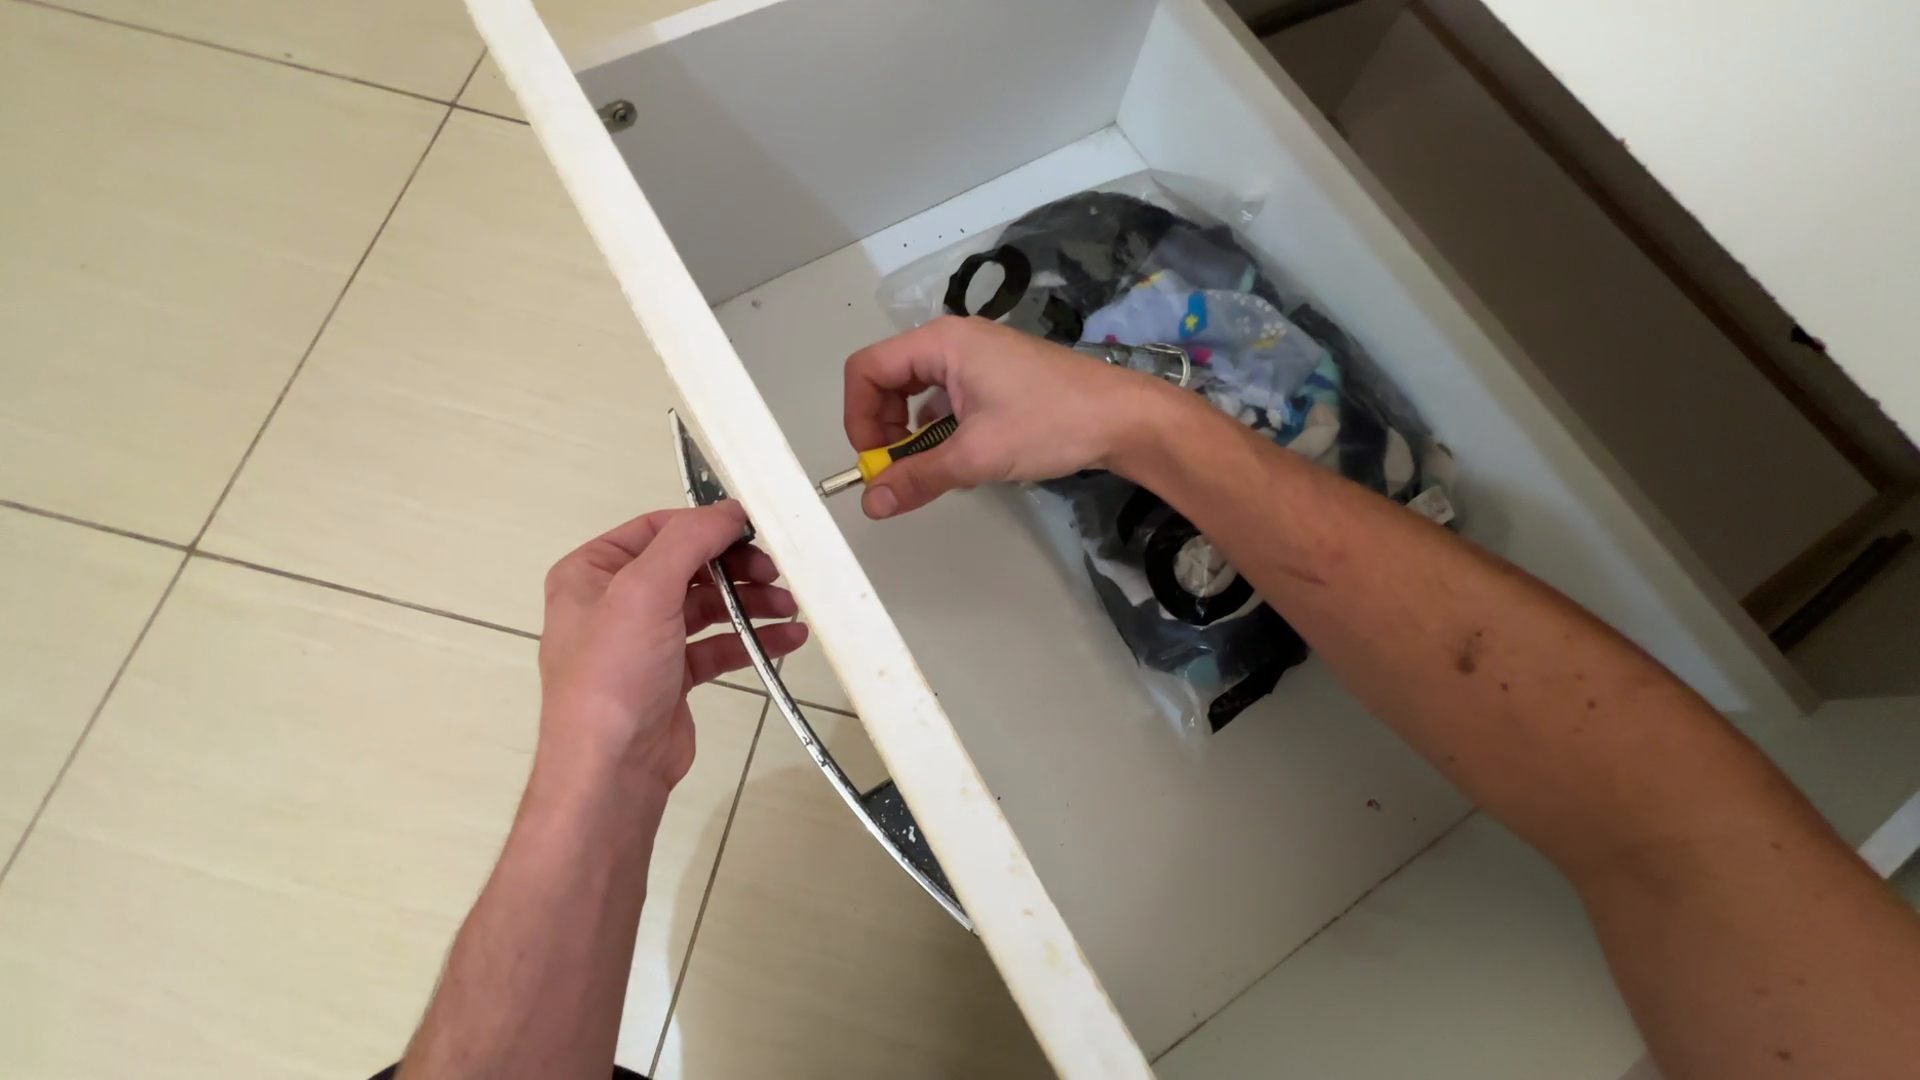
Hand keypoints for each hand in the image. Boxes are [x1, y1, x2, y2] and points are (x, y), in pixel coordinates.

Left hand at [537, 503, 807, 789]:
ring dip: (751, 605)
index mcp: (593, 572)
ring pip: (709, 606)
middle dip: (738, 571)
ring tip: (789, 610)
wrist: (612, 769)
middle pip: (691, 566)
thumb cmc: (613, 678)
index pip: (659, 530)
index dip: (706, 527)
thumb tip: (728, 510)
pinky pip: (718, 644)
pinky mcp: (672, 673)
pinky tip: (786, 639)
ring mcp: (645, 639)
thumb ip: (688, 541)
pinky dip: (751, 639)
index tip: (753, 531)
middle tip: (775, 574)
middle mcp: (616, 602)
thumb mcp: (644, 593)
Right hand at [843, 315, 1173, 518]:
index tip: (873, 460)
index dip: (857, 416)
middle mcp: (952, 342)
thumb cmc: (1050, 424)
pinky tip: (956, 458)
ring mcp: (976, 360)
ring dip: (911, 433)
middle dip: (883, 427)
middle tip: (897, 470)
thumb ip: (919, 478)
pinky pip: (946, 401)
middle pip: (888, 380)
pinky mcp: (994, 379)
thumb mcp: (977, 454)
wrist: (1122, 418)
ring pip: (917, 394)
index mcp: (941, 343)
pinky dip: (939, 430)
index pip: (867, 369)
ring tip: (929, 468)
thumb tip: (871, 504)